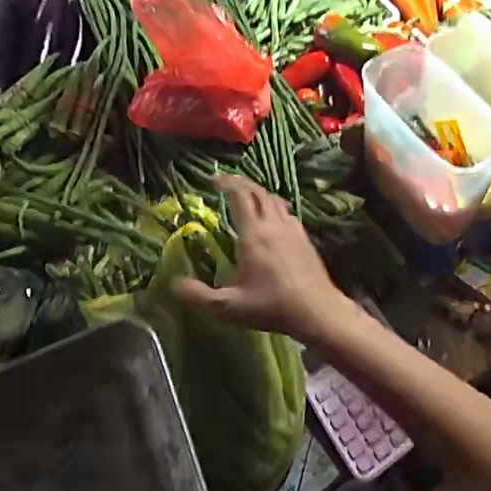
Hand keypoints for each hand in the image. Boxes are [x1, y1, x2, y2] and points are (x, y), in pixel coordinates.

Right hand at [173, 175, 351, 340]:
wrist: (317, 310)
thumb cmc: (272, 306)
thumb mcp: (229, 306)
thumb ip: (198, 295)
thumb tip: (173, 284)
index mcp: (254, 235)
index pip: (241, 196)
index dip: (227, 183)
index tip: (214, 180)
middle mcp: (274, 225)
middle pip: (259, 193)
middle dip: (242, 184)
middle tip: (227, 185)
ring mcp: (293, 230)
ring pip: (276, 201)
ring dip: (260, 194)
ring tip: (248, 198)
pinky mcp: (306, 239)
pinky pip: (288, 213)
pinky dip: (276, 207)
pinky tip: (273, 220)